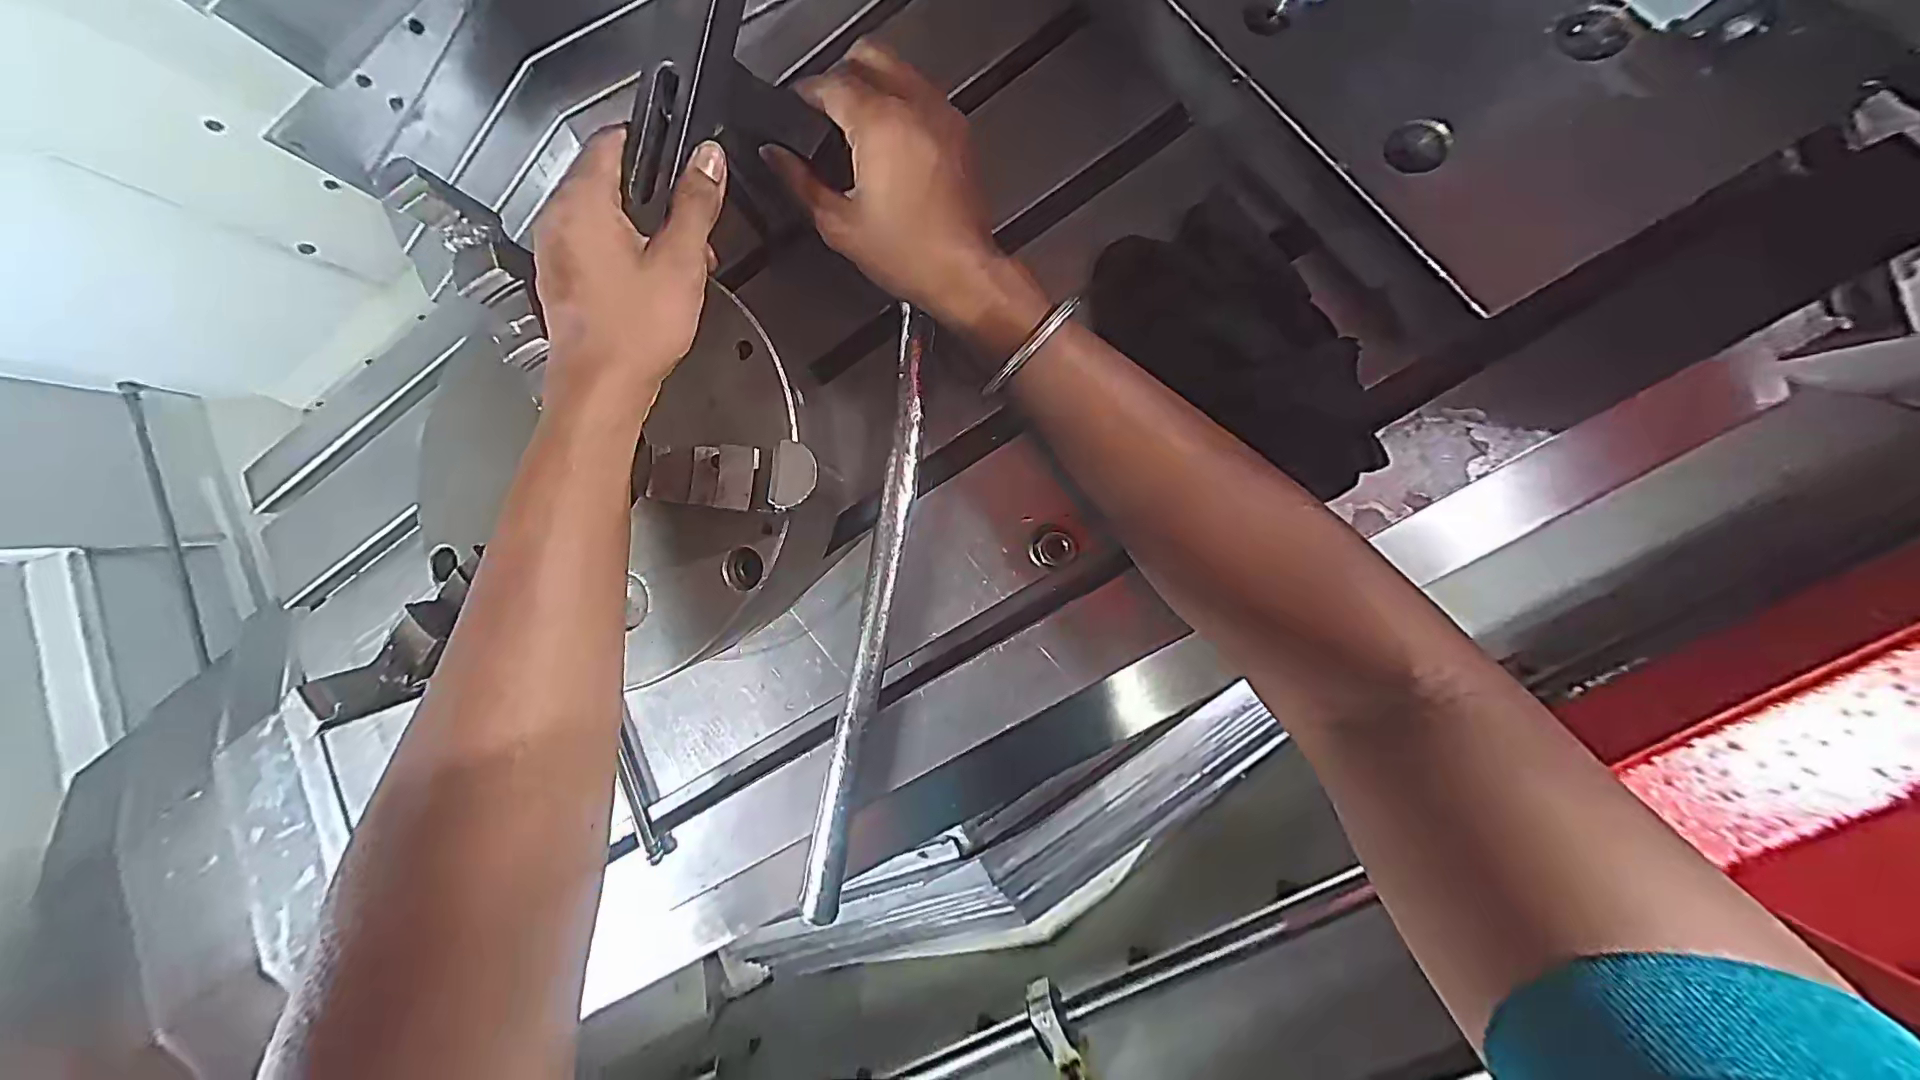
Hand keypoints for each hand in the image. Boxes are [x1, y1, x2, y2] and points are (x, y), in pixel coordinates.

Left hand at [533, 129, 726, 430]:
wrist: (603, 386)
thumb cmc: (634, 332)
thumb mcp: (681, 262)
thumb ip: (695, 205)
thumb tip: (708, 160)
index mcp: (582, 203)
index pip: (610, 141)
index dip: (651, 143)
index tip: (680, 158)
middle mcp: (557, 220)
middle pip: (606, 181)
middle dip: (654, 198)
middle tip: (691, 225)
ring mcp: (555, 251)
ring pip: (601, 218)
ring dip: (641, 229)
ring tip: (678, 261)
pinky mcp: (562, 280)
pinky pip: (593, 248)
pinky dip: (623, 254)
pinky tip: (652, 284)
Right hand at [763, 40, 1043, 335]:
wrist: (963, 273)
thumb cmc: (913, 256)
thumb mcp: (840, 225)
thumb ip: (801, 183)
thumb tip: (777, 157)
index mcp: (879, 124)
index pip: (829, 82)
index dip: (804, 95)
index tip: (795, 111)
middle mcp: (914, 108)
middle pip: (866, 56)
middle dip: (839, 78)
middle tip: (825, 112)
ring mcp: (942, 117)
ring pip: (899, 70)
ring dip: (873, 87)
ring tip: (858, 130)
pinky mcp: (960, 134)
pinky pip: (925, 97)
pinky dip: (903, 107)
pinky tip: (892, 144)